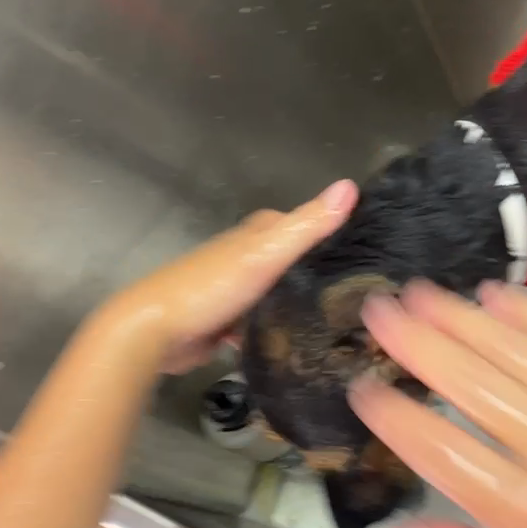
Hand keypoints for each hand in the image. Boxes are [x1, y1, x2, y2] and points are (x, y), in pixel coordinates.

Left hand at [102, 179, 356, 372]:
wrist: (153, 333)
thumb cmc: (212, 285)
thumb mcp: (267, 252)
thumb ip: (308, 225)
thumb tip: (351, 185)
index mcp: (261, 230)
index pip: (311, 225)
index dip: (339, 235)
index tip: (373, 255)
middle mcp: (251, 253)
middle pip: (300, 261)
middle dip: (325, 274)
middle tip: (365, 296)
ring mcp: (241, 287)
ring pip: (286, 292)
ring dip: (305, 303)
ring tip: (345, 322)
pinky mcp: (231, 320)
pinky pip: (268, 320)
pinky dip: (282, 328)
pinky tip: (306, 343)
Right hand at [349, 279, 526, 527]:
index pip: (446, 456)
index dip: (398, 417)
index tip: (363, 387)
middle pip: (473, 385)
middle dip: (417, 342)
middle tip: (378, 309)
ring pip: (513, 350)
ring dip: (460, 316)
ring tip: (419, 292)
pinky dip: (525, 311)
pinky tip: (491, 293)